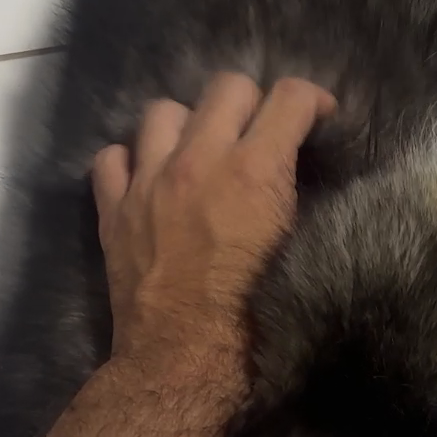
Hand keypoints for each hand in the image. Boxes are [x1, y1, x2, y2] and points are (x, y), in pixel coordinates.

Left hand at [91, 74, 334, 402]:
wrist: (188, 350)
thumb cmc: (264, 299)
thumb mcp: (304, 237)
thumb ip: (299, 188)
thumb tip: (307, 163)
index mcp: (256, 169)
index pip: (291, 96)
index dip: (315, 99)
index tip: (322, 119)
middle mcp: (199, 161)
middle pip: (228, 86)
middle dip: (258, 101)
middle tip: (269, 130)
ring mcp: (148, 180)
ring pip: (165, 110)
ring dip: (194, 123)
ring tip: (209, 149)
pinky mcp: (113, 206)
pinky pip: (114, 155)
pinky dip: (139, 157)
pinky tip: (160, 178)